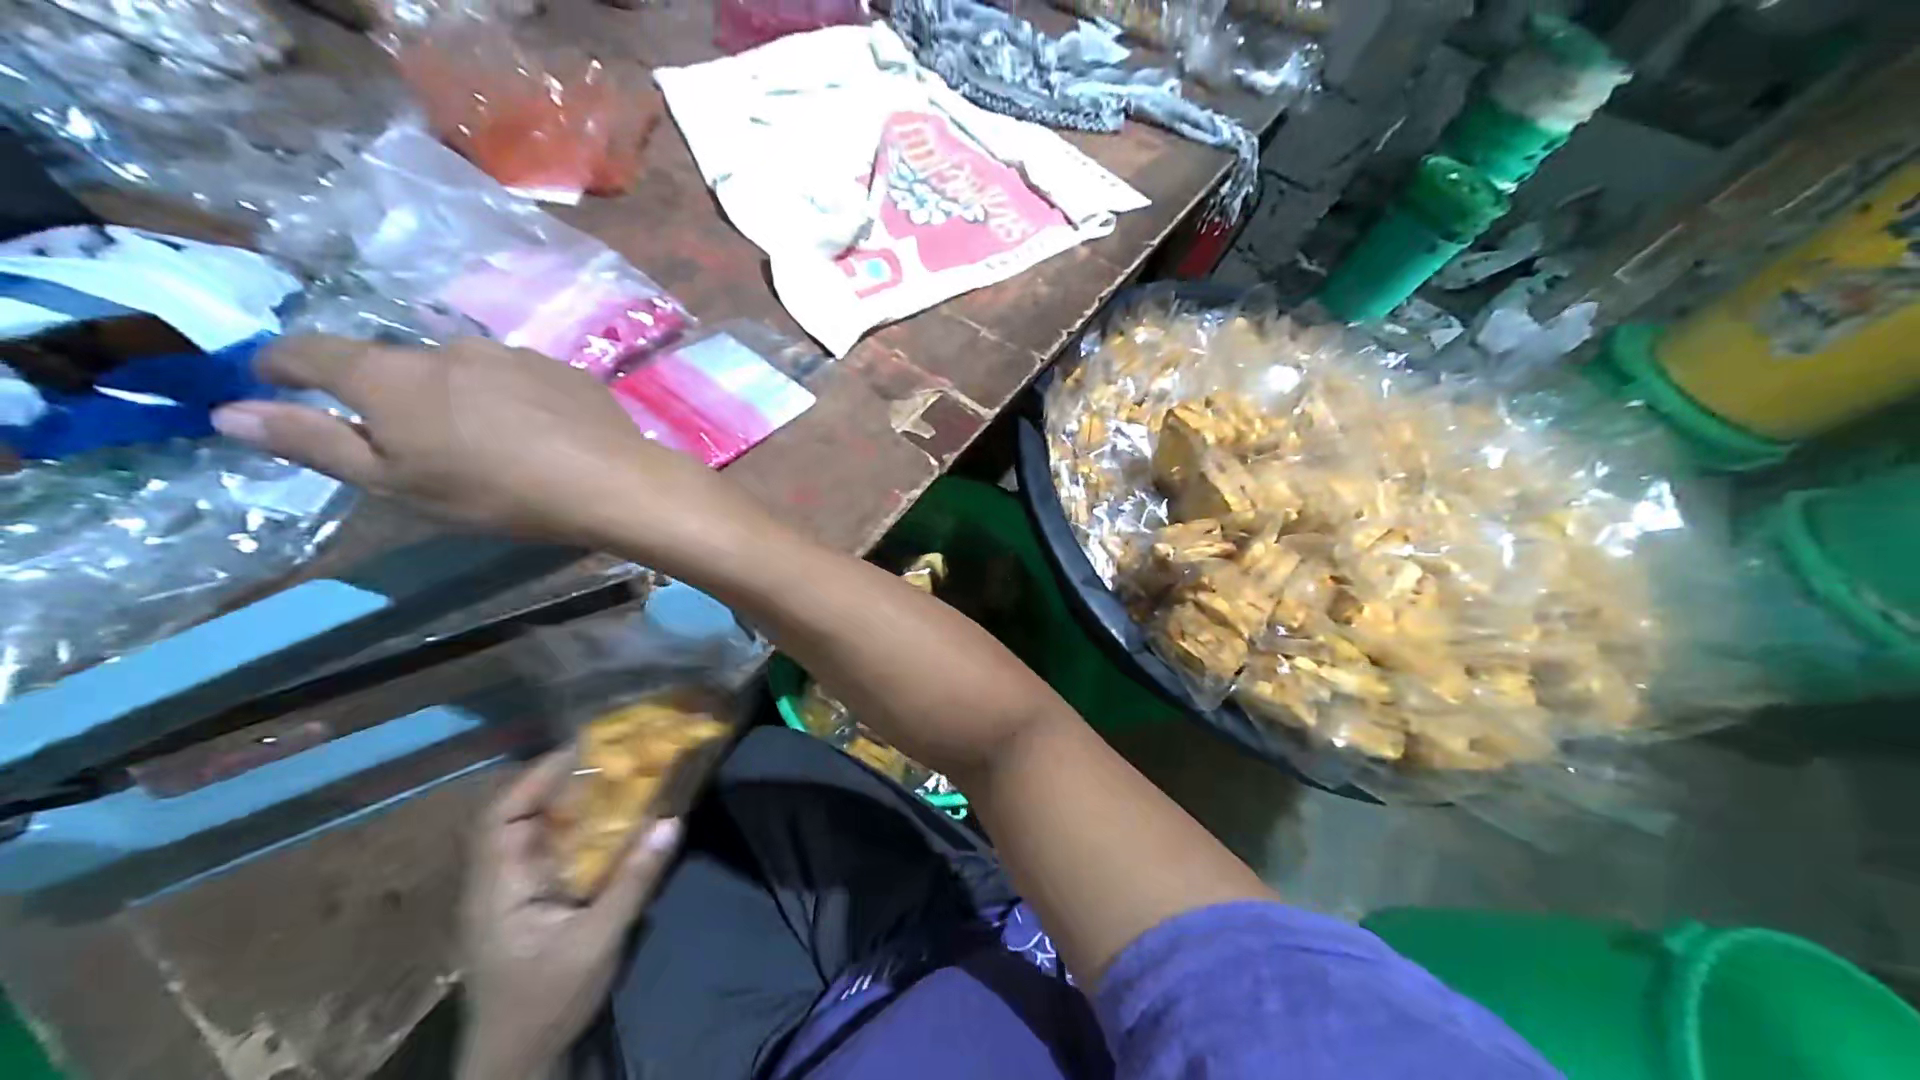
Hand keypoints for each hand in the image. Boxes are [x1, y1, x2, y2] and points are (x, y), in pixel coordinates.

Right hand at [209, 335, 741, 547]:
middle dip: (386, 393)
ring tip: (481, 441)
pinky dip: (509, 400)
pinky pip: (517, 379)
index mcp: (392, 375)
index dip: (281, 363)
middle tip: (406, 438)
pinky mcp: (562, 367)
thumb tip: (231, 409)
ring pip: (463, 371)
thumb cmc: (495, 492)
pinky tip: (533, 434)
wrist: (609, 481)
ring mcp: (513, 354)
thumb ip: (316, 443)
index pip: (312, 351)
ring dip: (456, 397)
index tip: (269, 377)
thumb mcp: (398, 482)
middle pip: (396, 363)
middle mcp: (450, 349)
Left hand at [455, 752, 681, 1079]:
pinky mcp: (523, 906)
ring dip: (565, 803)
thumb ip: (633, 881)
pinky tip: (604, 825)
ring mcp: (506, 896)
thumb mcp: (596, 942)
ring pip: (528, 833)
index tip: (583, 749)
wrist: (514, 1063)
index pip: (501, 815)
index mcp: (497, 888)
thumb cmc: (546, 1001)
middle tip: (606, 756)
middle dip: (556, 781)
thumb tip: (671, 820)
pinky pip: (543, 853)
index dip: (538, 776)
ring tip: (611, 778)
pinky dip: (572, 830)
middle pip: (514, 815)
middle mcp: (493, 883)